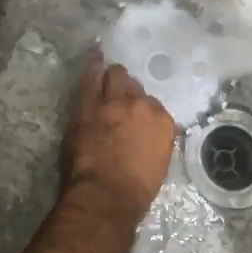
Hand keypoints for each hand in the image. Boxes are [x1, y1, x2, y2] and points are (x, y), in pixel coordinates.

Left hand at [61, 51, 175, 222]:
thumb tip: (141, 136)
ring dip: (112, 76)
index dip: (141, 111)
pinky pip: (91, 76)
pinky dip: (93, 65)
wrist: (104, 196)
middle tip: (119, 100)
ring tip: (107, 74)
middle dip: (128, 90)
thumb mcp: (156, 166)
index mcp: (163, 123)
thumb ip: (151, 142)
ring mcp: (113, 101)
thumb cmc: (134, 192)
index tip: (134, 118)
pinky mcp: (88, 102)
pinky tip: (94, 55)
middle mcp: (141, 105)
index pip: (153, 106)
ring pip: (115, 75)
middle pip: (135, 86)